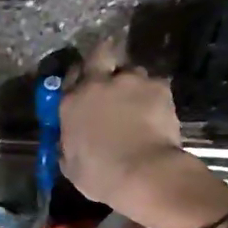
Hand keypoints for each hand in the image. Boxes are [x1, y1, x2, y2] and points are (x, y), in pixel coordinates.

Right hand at [60, 40, 227, 227]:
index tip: (82, 87)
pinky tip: (156, 113)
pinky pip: (155, 85)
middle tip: (110, 75)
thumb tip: (70, 140)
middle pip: (101, 53)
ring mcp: (131, 81)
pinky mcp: (159, 87)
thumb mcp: (70, 164)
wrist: (142, 172)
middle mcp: (99, 83)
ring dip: (131, 83)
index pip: (70, 76)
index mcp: (72, 102)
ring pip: (131, 71)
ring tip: (137, 102)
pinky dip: (154, 96)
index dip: (77, 79)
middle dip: (104, 58)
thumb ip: (68, 143)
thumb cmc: (99, 174)